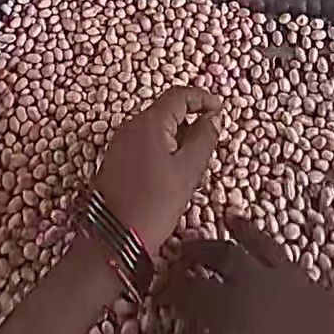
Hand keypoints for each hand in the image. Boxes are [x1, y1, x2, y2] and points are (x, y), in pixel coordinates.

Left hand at [92, 87, 219, 255]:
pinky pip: (146, 142)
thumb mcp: (187, 171)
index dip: (202, 98)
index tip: (220, 109)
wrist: (113, 238)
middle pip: (166, 110)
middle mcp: (131, 126)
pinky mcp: (117, 158)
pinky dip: (164, 148)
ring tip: (194, 163)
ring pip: (157, 128)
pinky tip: (173, 172)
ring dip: (178, 136)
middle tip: (210, 141)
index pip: (179, 95)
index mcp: (149, 122)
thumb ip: (203, 138)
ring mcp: (121, 142)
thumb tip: (213, 116)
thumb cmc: (154, 204)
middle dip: (191, 120)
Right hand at [165, 216, 333, 333]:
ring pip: (218, 256)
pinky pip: (259, 242)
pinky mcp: (288, 271)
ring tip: (183, 251)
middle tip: (165, 299)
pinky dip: (242, 228)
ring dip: (196, 252)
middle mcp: (233, 314)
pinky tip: (229, 219)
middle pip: (189, 296)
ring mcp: (262, 285)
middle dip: (172, 298)